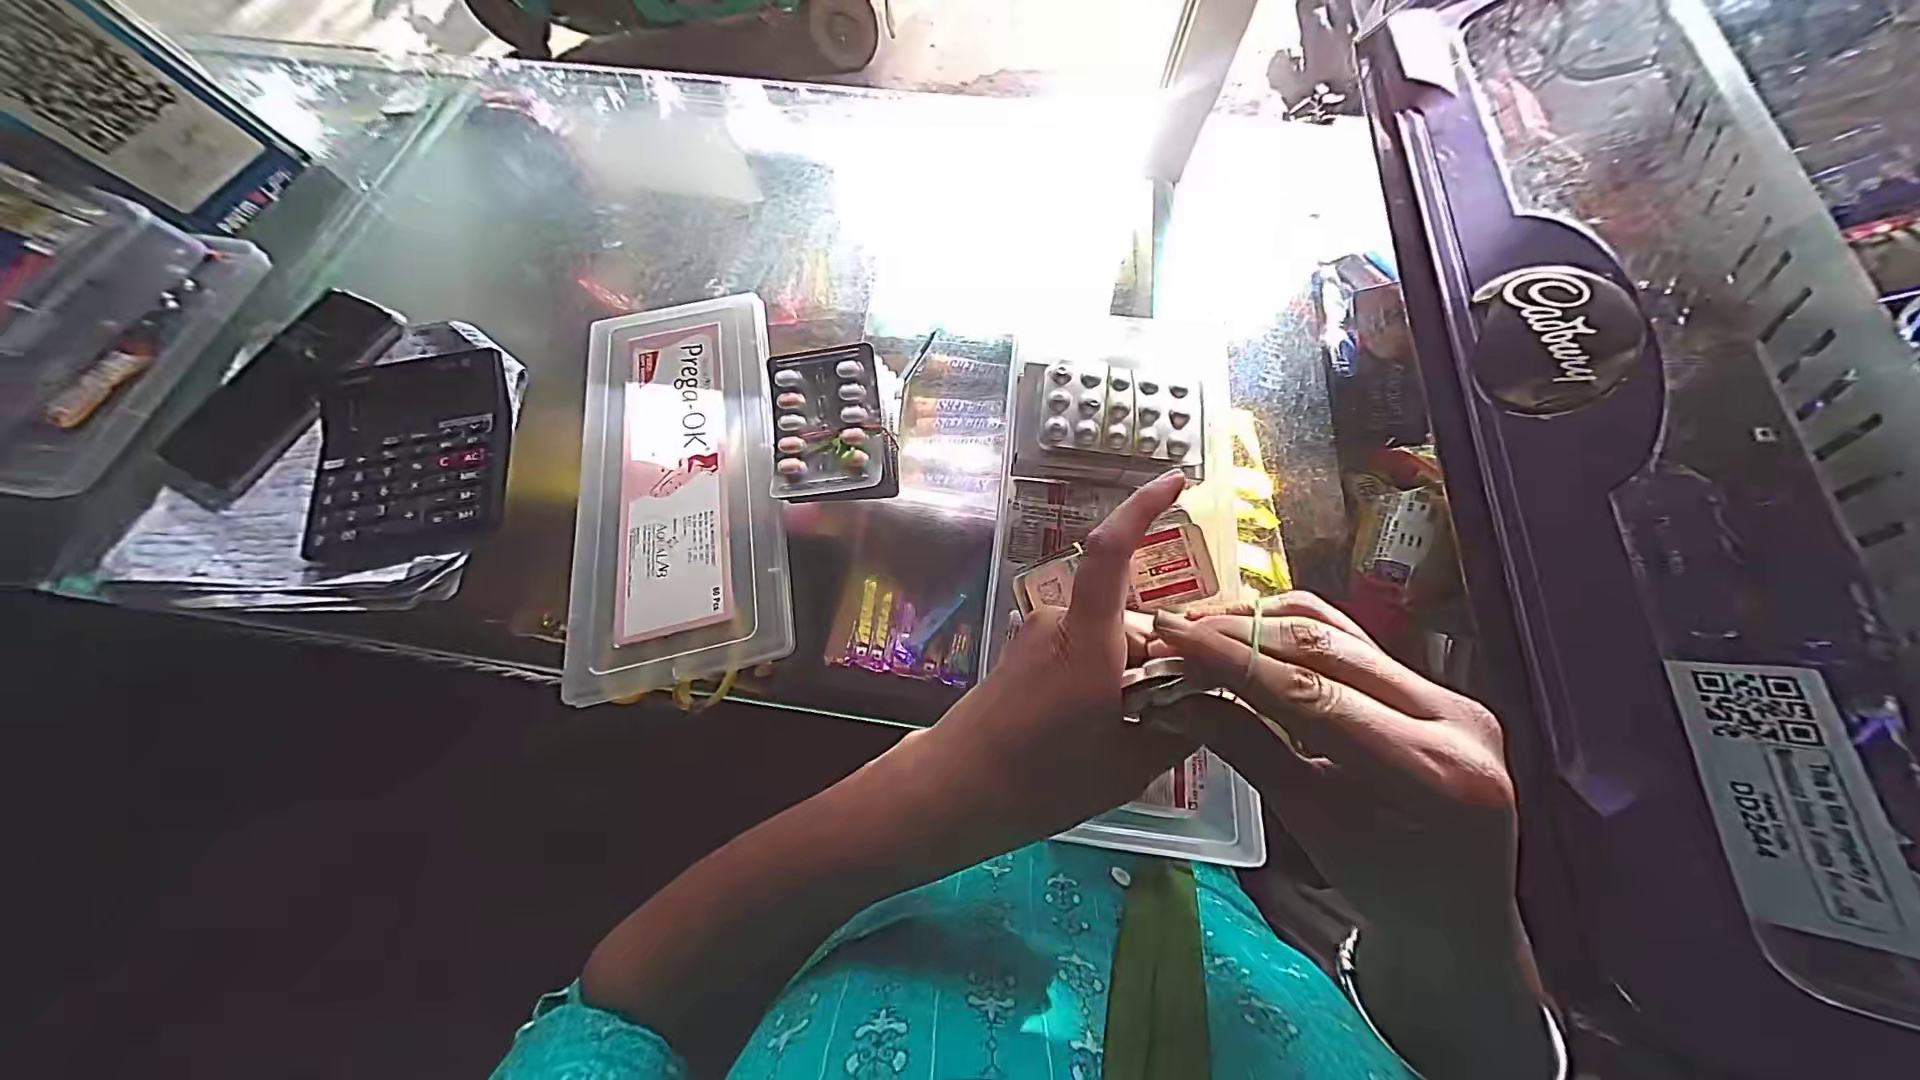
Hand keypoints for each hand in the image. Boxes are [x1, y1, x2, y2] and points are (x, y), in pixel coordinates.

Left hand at [876, 469, 1195, 856]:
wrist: (955, 788)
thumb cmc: (1039, 780)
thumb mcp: (1126, 767)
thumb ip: (1177, 728)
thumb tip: (1210, 701)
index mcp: (1088, 641)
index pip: (1111, 552)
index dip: (1142, 508)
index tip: (1175, 480)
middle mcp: (1060, 623)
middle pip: (1130, 616)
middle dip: (1161, 657)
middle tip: (1173, 718)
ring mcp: (1037, 634)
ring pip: (1107, 638)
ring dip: (1130, 674)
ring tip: (1128, 736)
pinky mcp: (1025, 651)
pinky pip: (1081, 650)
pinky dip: (1103, 677)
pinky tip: (1099, 727)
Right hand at [1149, 593, 1553, 1078]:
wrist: (1458, 918)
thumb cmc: (1382, 888)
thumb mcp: (1307, 821)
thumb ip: (1244, 747)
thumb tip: (1174, 701)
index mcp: (1429, 768)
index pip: (1306, 691)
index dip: (1229, 658)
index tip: (1171, 635)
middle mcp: (1451, 715)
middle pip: (1321, 646)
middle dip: (1236, 633)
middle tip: (1174, 633)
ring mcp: (1446, 694)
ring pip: (1335, 628)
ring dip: (1259, 622)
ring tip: (1200, 629)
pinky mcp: (1430, 685)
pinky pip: (1348, 638)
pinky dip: (1288, 630)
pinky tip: (1246, 635)